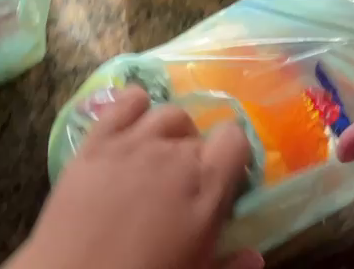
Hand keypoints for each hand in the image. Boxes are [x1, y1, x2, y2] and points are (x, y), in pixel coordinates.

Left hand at [11, 86, 261, 268]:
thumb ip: (230, 265)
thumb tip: (256, 256)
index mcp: (205, 188)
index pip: (235, 138)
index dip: (232, 154)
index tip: (224, 178)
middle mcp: (173, 154)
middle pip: (198, 132)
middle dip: (197, 154)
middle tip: (184, 187)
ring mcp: (133, 143)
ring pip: (166, 113)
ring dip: (170, 132)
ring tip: (161, 157)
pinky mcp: (97, 141)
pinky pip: (124, 102)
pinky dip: (135, 104)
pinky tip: (135, 120)